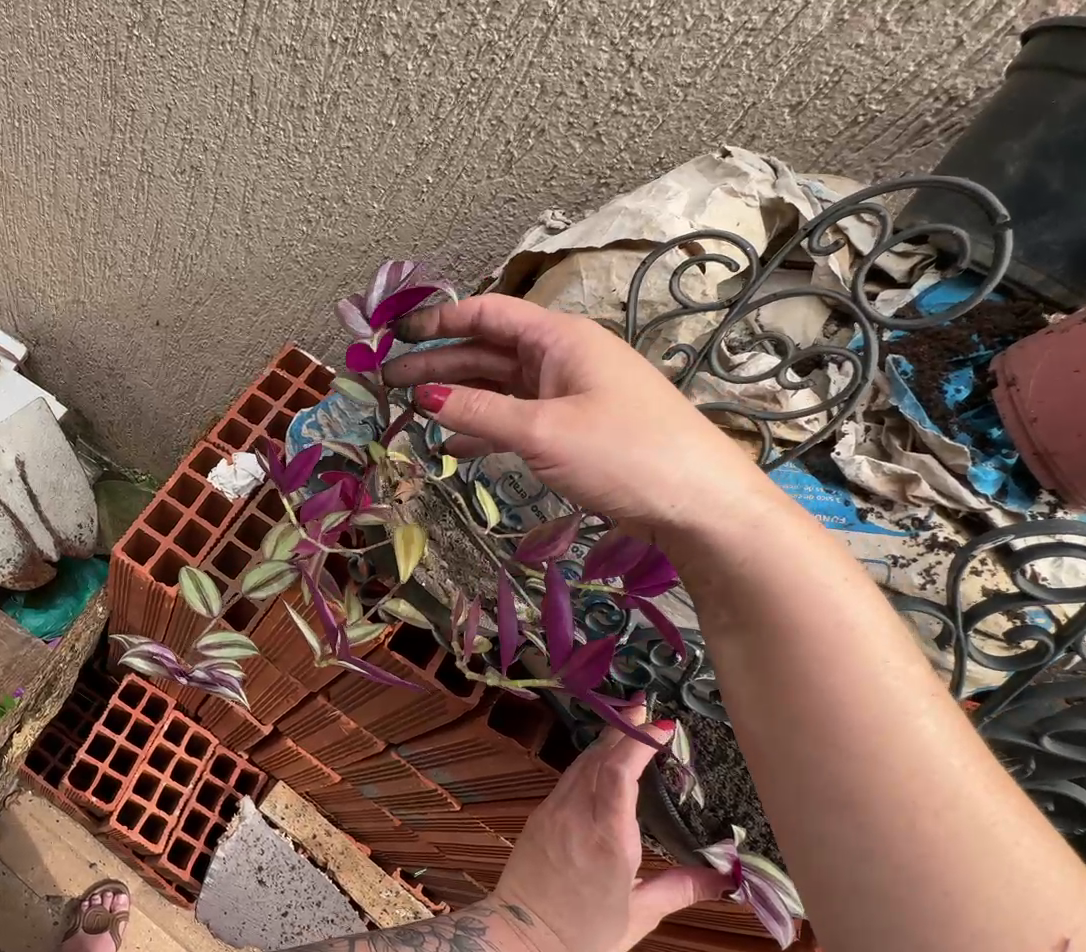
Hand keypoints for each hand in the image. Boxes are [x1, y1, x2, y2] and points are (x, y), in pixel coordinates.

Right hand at [380, 294, 772, 539]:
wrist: (698, 504)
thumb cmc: (624, 453)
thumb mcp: (542, 432)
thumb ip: (479, 412)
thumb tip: (423, 397)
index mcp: (560, 339)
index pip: (489, 314)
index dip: (439, 320)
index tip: (395, 335)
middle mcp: (561, 358)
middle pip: (486, 351)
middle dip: (436, 363)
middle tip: (387, 381)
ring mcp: (567, 394)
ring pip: (497, 386)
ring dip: (454, 397)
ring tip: (407, 411)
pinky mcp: (570, 429)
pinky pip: (513, 419)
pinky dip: (481, 428)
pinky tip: (452, 445)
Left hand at [490, 711, 729, 951]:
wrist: (520, 937)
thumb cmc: (585, 934)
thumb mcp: (640, 913)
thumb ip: (681, 888)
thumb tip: (726, 878)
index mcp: (607, 838)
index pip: (620, 774)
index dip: (639, 744)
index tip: (662, 724)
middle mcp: (576, 816)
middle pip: (598, 760)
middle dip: (623, 730)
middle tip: (646, 705)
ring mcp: (552, 813)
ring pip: (579, 767)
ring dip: (604, 743)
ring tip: (629, 724)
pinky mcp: (539, 818)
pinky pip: (567, 781)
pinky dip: (589, 764)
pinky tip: (602, 760)